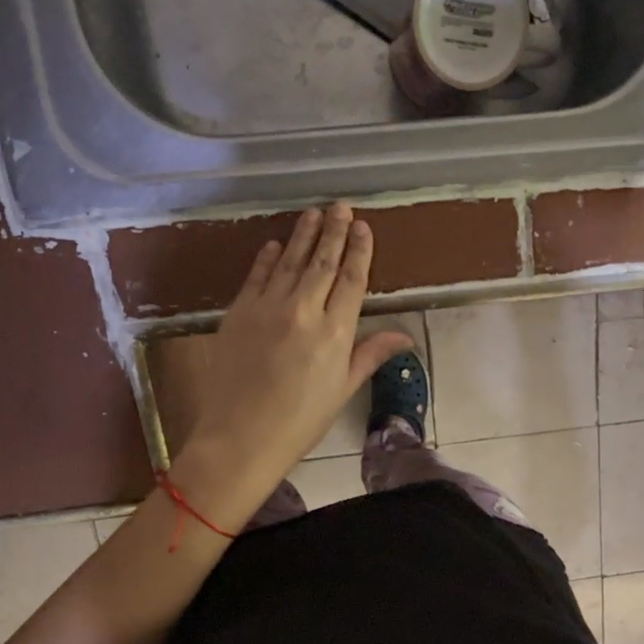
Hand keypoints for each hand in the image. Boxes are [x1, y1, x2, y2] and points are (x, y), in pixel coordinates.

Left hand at [181, 203, 413, 484]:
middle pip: (323, 262)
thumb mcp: (342, 390)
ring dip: (303, 236)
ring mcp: (268, 308)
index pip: (352, 280)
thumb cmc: (300, 422)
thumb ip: (370, 355)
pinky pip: (257, 276)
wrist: (242, 436)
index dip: (360, 251)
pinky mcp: (239, 312)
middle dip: (334, 232)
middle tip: (341, 207)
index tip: (364, 228)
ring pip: (290, 261)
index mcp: (335, 333)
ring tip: (313, 214)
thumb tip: (404, 337)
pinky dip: (267, 258)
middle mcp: (304, 311)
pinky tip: (275, 245)